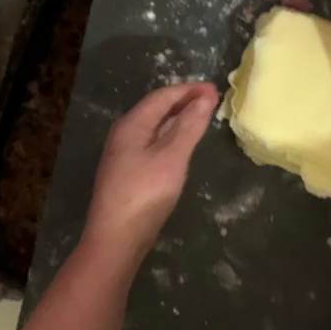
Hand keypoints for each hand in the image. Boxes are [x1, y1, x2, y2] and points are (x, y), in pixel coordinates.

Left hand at [82, 82, 219, 263]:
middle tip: (212, 100)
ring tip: (201, 116)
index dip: (189, 90)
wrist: (114, 240)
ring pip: (155, 126)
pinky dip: (171, 135)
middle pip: (156, 108)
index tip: (215, 89)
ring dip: (178, 118)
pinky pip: (153, 142)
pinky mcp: (128, 172)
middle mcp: (124, 133)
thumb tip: (205, 98)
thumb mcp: (171, 158)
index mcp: (132, 124)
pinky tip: (182, 144)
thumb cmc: (144, 194)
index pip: (162, 97)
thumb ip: (188, 127)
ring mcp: (124, 154)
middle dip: (184, 101)